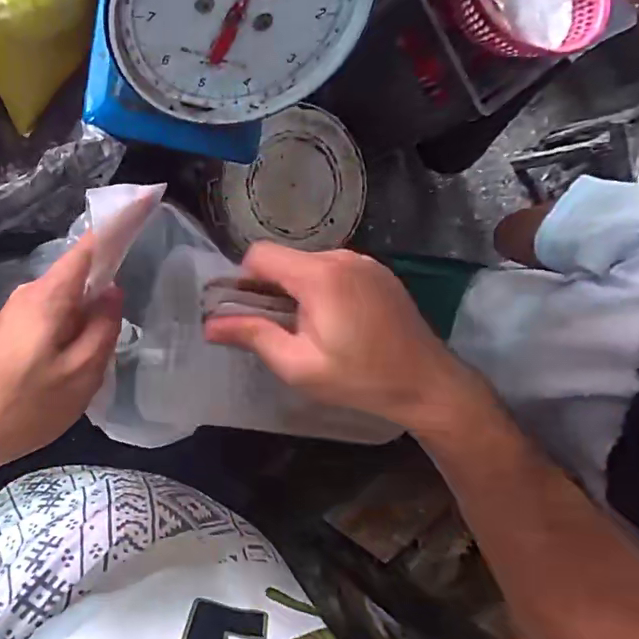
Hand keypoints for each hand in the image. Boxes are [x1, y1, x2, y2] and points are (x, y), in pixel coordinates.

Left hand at [0, 232, 122, 477]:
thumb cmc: (25, 406)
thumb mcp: (80, 374)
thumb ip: (102, 328)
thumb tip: (112, 292)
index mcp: (49, 296)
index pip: (91, 246)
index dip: (120, 222)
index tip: (146, 199)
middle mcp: (30, 293)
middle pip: (80, 273)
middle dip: (108, 284)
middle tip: (132, 312)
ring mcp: (16, 311)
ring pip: (67, 298)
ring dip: (90, 313)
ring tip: (103, 351)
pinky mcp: (11, 330)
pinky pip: (53, 314)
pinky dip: (74, 325)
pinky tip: (79, 358)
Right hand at [203, 244, 486, 431]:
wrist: (428, 384)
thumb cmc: (359, 378)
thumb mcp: (299, 366)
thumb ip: (253, 336)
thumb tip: (210, 324)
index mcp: (320, 275)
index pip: (260, 254)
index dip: (244, 280)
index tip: (247, 312)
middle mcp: (341, 256)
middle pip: (285, 260)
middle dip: (271, 289)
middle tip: (278, 329)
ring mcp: (364, 262)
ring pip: (309, 264)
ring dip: (297, 290)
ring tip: (310, 330)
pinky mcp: (379, 272)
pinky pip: (335, 269)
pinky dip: (323, 288)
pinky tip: (337, 322)